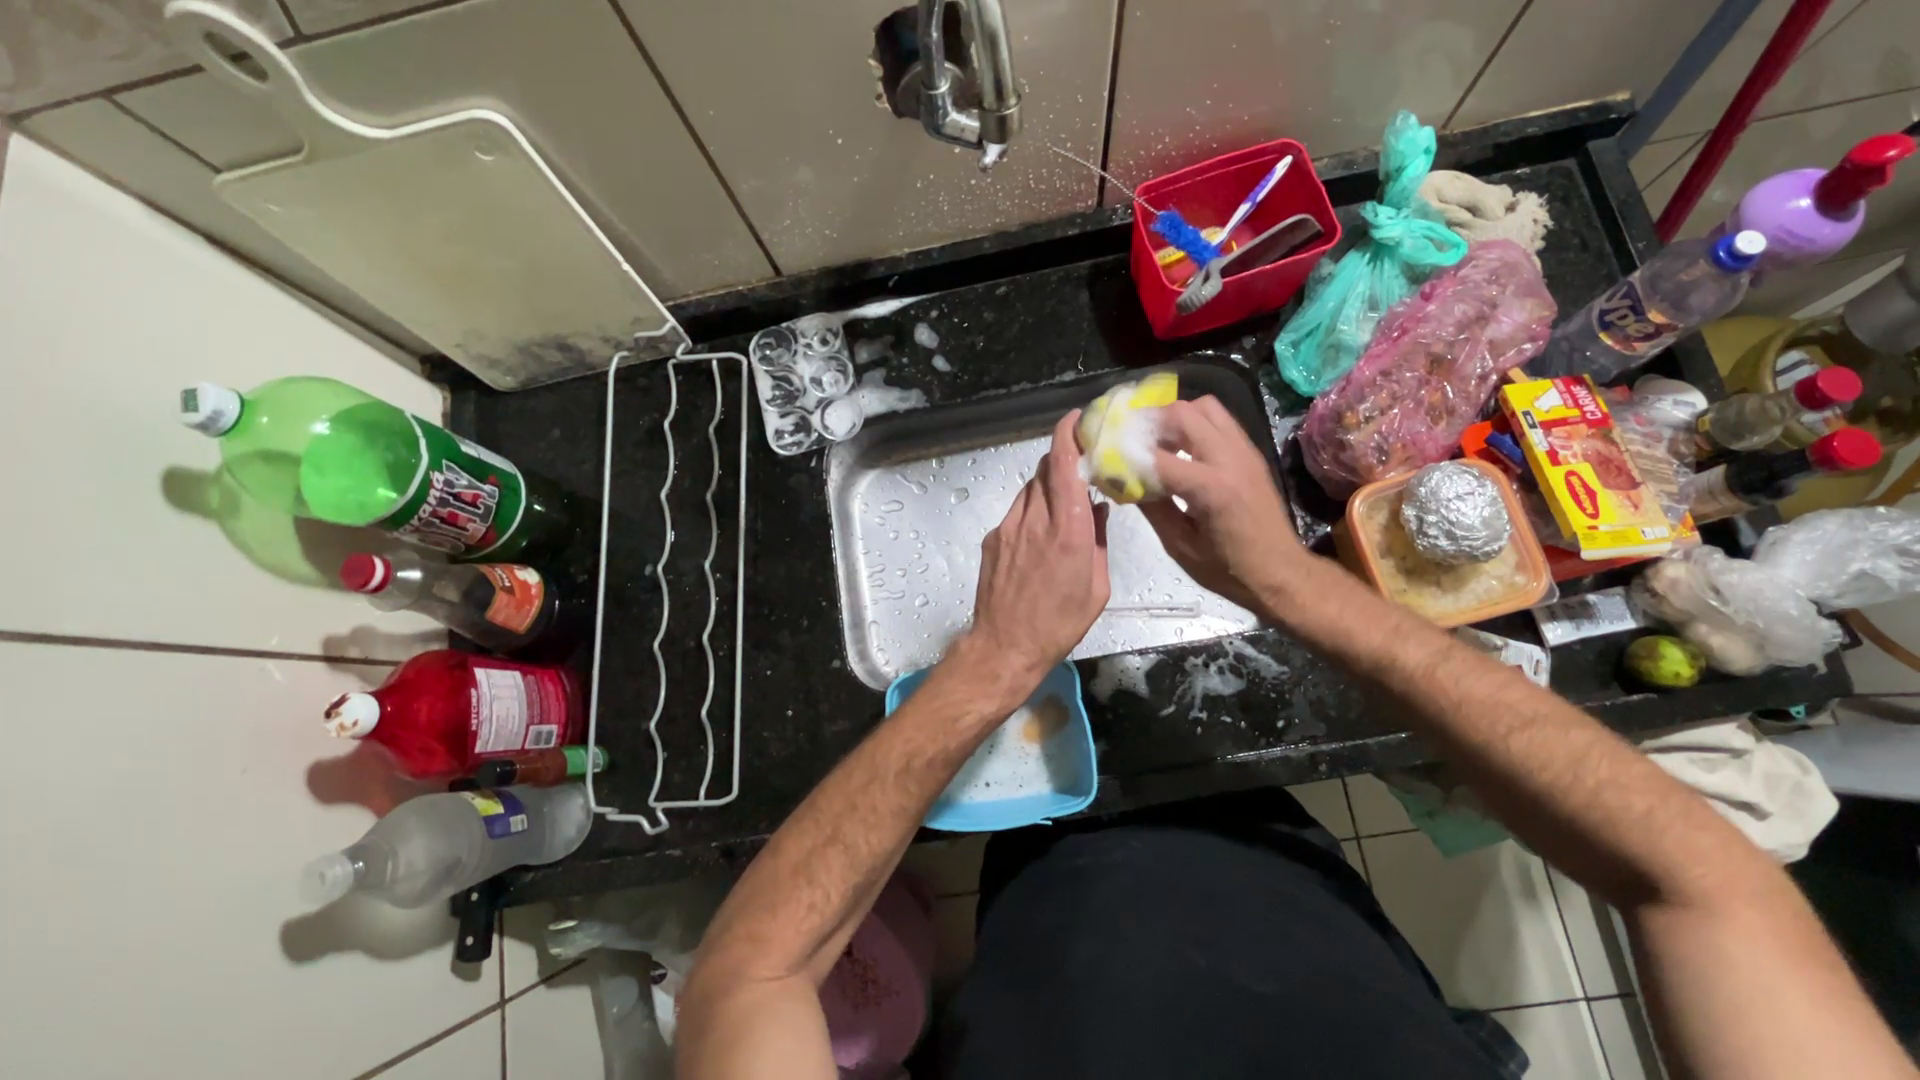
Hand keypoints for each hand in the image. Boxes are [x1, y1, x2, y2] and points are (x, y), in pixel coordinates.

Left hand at [956, 410, 1110, 704]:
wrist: (1005, 646)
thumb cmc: (1059, 623)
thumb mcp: (1097, 588)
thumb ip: (1100, 542)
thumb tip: (1099, 510)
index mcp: (1069, 531)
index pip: (1062, 465)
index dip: (1067, 434)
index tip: (1076, 419)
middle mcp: (1035, 520)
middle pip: (1045, 469)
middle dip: (1063, 460)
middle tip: (1081, 464)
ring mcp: (1009, 528)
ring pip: (1029, 488)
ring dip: (1047, 486)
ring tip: (1063, 506)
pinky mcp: (993, 539)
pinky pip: (1016, 511)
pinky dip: (1032, 510)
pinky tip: (1041, 534)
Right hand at [1138, 396, 1308, 616]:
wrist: (1281, 572)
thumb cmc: (1229, 570)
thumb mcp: (1181, 546)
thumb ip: (1153, 507)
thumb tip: (1125, 480)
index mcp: (1212, 488)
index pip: (1156, 456)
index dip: (1126, 456)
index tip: (1106, 459)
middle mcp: (1229, 459)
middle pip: (1181, 413)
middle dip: (1149, 423)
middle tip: (1131, 442)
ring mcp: (1244, 451)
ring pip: (1204, 406)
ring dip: (1175, 417)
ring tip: (1158, 441)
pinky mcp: (1250, 451)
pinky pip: (1219, 419)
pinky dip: (1195, 423)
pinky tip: (1181, 448)